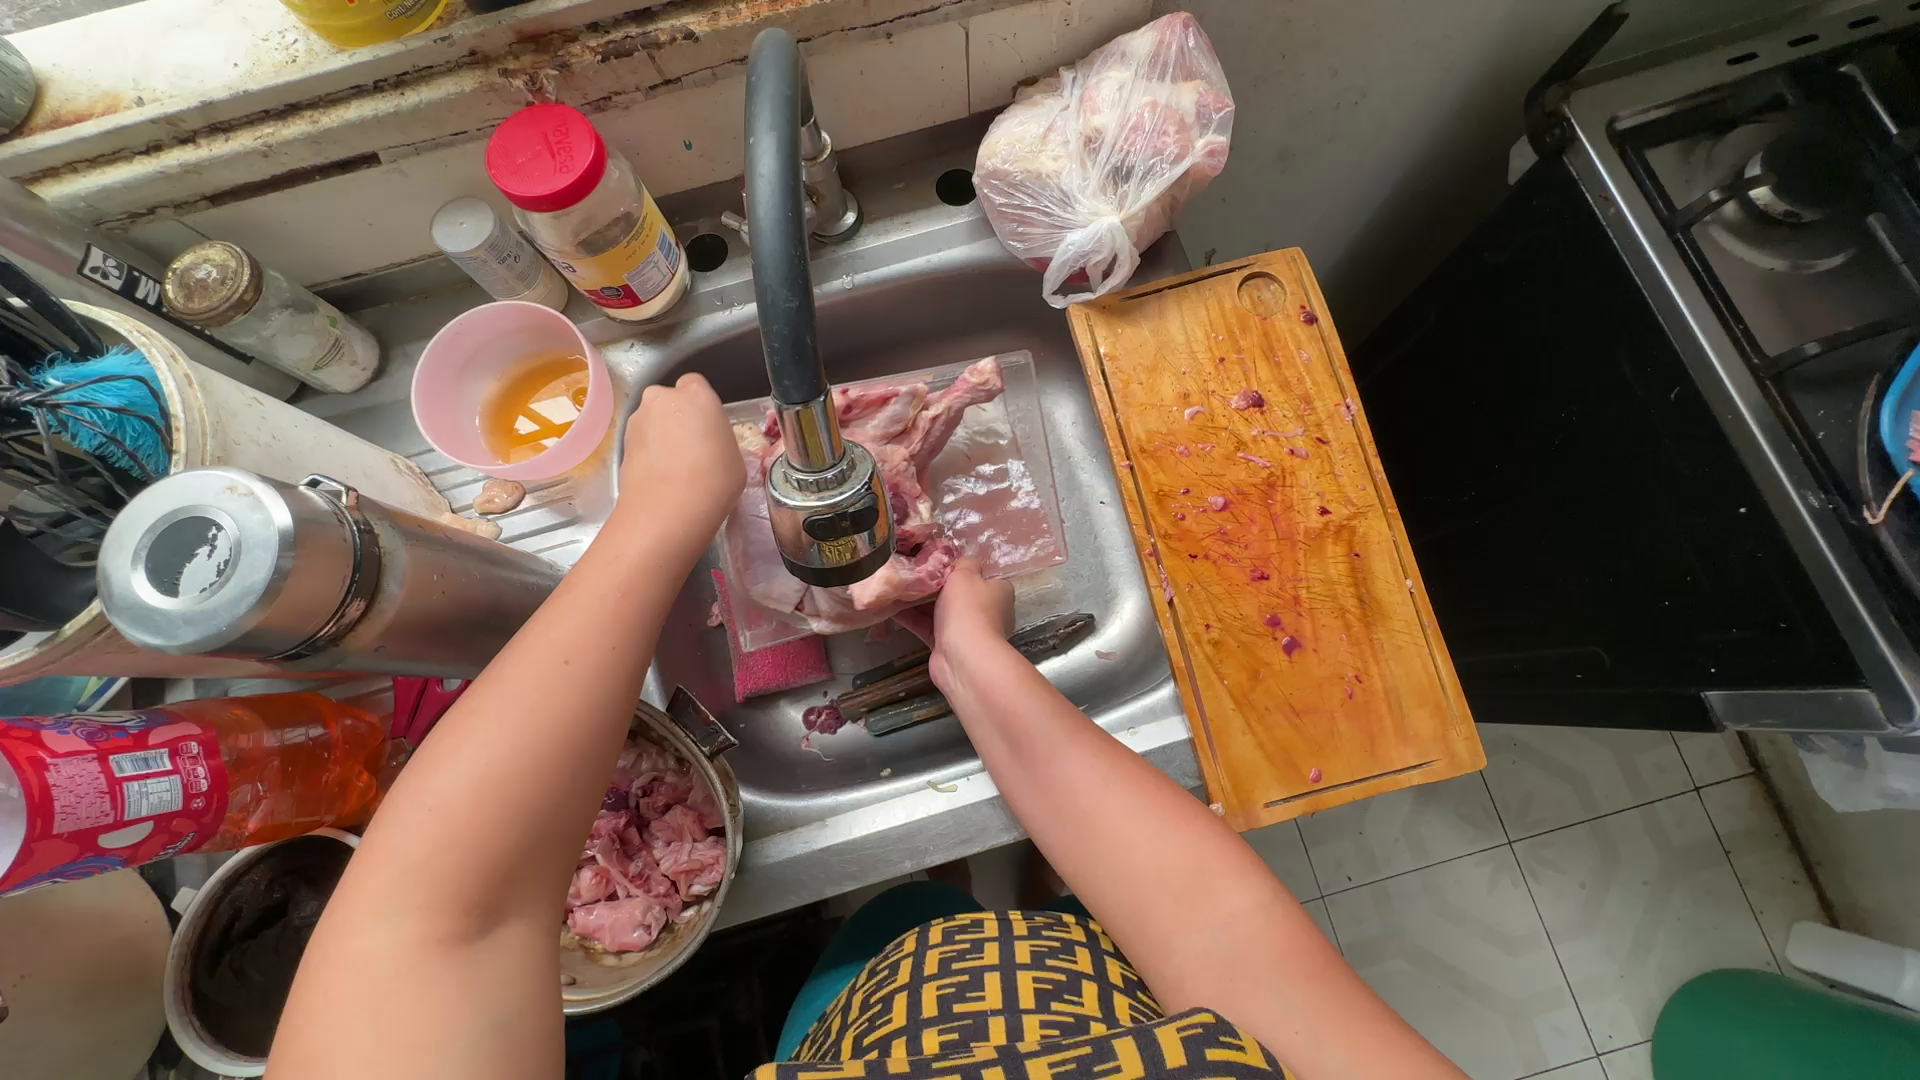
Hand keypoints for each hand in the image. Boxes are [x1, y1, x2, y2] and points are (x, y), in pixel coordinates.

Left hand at [617, 373, 744, 542]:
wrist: (667, 510)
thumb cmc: (714, 481)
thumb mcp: (734, 457)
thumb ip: (718, 439)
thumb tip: (708, 444)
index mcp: (697, 395)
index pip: (695, 384)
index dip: (701, 404)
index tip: (708, 425)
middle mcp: (663, 398)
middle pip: (670, 401)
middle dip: (678, 417)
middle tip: (692, 446)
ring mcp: (638, 419)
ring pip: (653, 420)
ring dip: (662, 435)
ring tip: (675, 467)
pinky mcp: (622, 443)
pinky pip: (642, 440)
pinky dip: (649, 452)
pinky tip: (661, 476)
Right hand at [895, 557, 1013, 688]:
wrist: (963, 657)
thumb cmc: (969, 608)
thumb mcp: (967, 573)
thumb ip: (964, 562)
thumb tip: (964, 561)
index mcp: (997, 591)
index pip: (980, 575)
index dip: (959, 567)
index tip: (938, 559)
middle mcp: (985, 611)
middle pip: (957, 592)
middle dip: (935, 583)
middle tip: (912, 569)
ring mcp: (965, 630)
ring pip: (939, 610)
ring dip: (918, 599)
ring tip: (896, 583)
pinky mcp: (945, 645)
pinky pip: (926, 626)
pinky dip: (910, 617)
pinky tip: (890, 604)